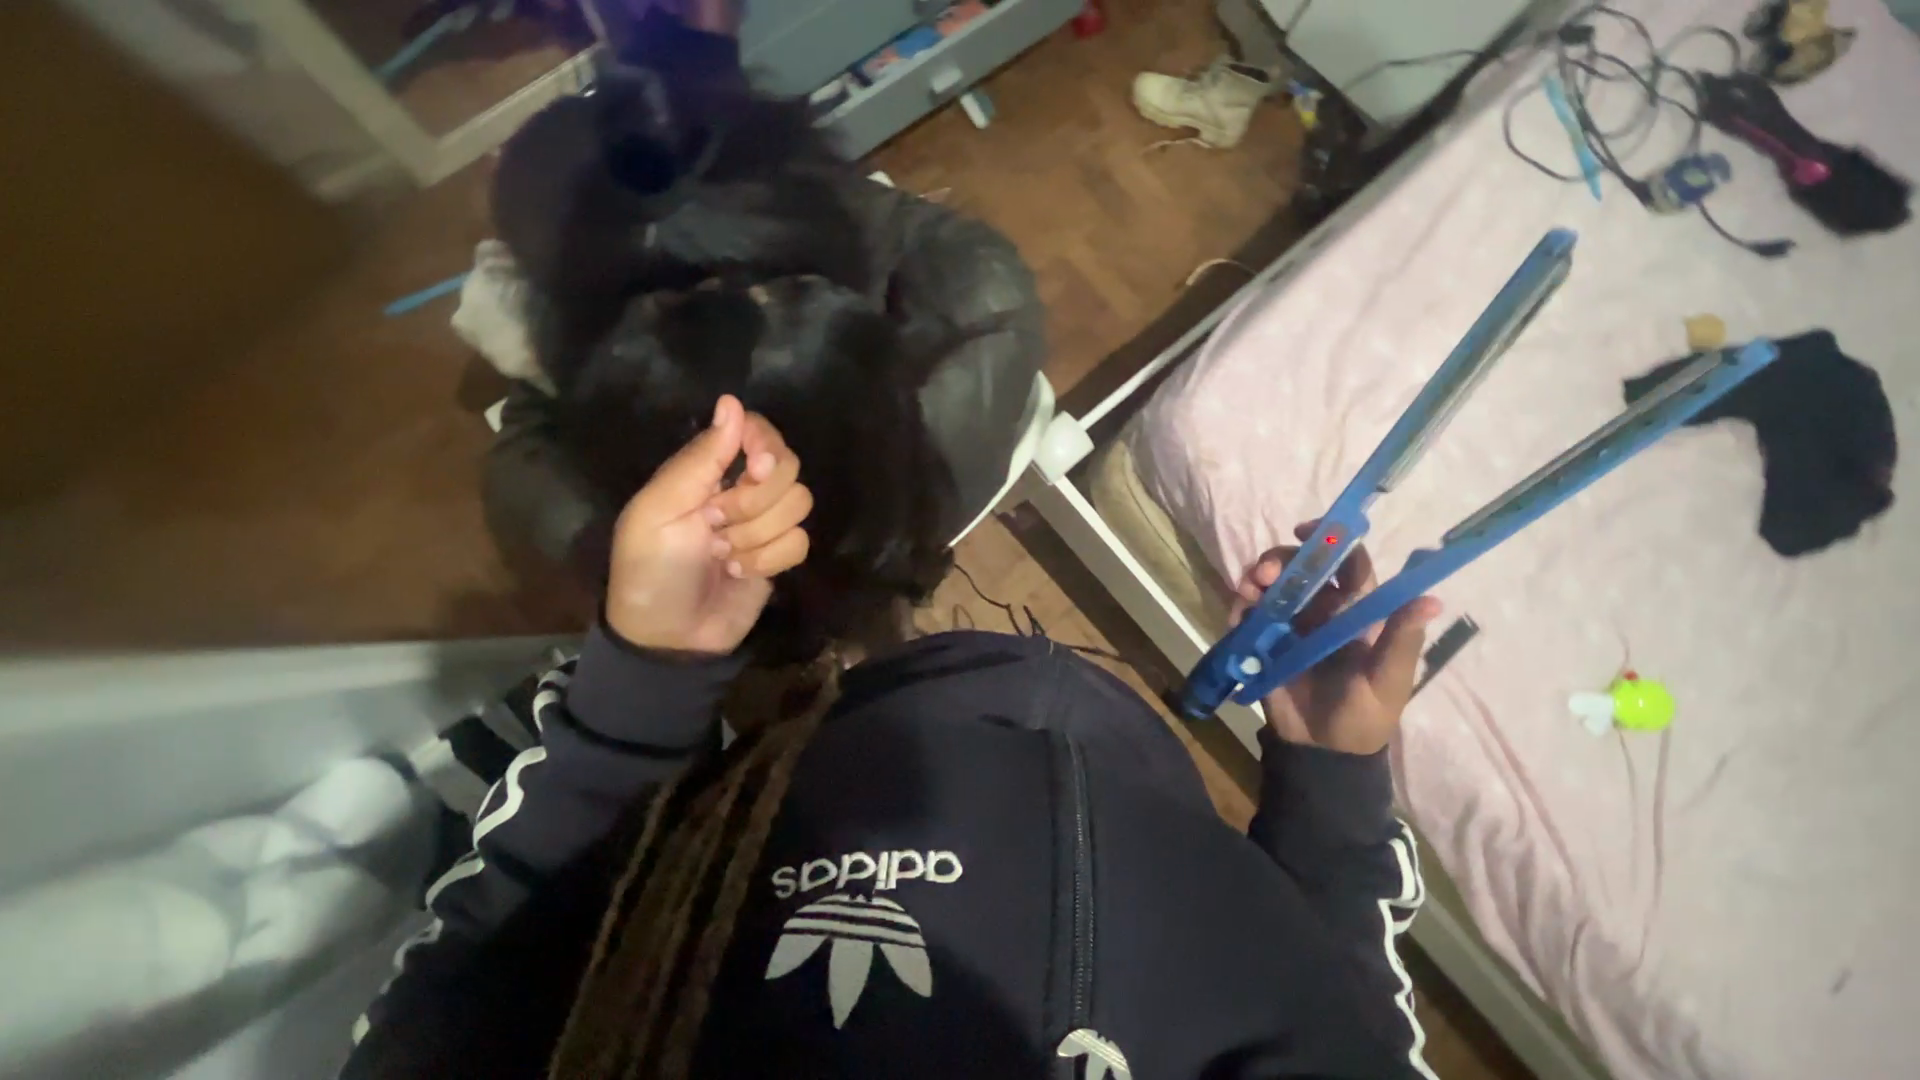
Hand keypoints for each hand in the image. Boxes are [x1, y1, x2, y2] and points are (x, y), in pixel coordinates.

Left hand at [604, 395, 811, 654]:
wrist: (667, 636)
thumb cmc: (650, 568)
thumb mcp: (659, 510)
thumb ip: (699, 459)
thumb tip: (732, 402)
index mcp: (707, 469)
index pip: (756, 429)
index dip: (765, 444)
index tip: (754, 469)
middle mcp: (740, 488)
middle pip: (787, 465)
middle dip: (756, 500)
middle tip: (717, 522)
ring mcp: (763, 523)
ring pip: (799, 503)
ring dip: (758, 534)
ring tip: (723, 554)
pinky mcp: (779, 556)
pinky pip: (800, 541)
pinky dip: (769, 560)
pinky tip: (740, 572)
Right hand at [1231, 523, 1442, 755]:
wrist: (1323, 752)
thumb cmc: (1365, 715)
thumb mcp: (1388, 679)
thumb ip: (1401, 639)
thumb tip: (1432, 597)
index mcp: (1356, 612)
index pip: (1346, 563)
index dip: (1329, 540)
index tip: (1306, 530)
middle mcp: (1321, 610)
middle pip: (1300, 568)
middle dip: (1280, 560)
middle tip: (1265, 573)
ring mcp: (1289, 625)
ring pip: (1270, 586)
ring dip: (1256, 579)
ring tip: (1247, 590)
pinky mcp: (1262, 643)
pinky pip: (1248, 615)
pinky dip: (1240, 607)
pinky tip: (1239, 612)